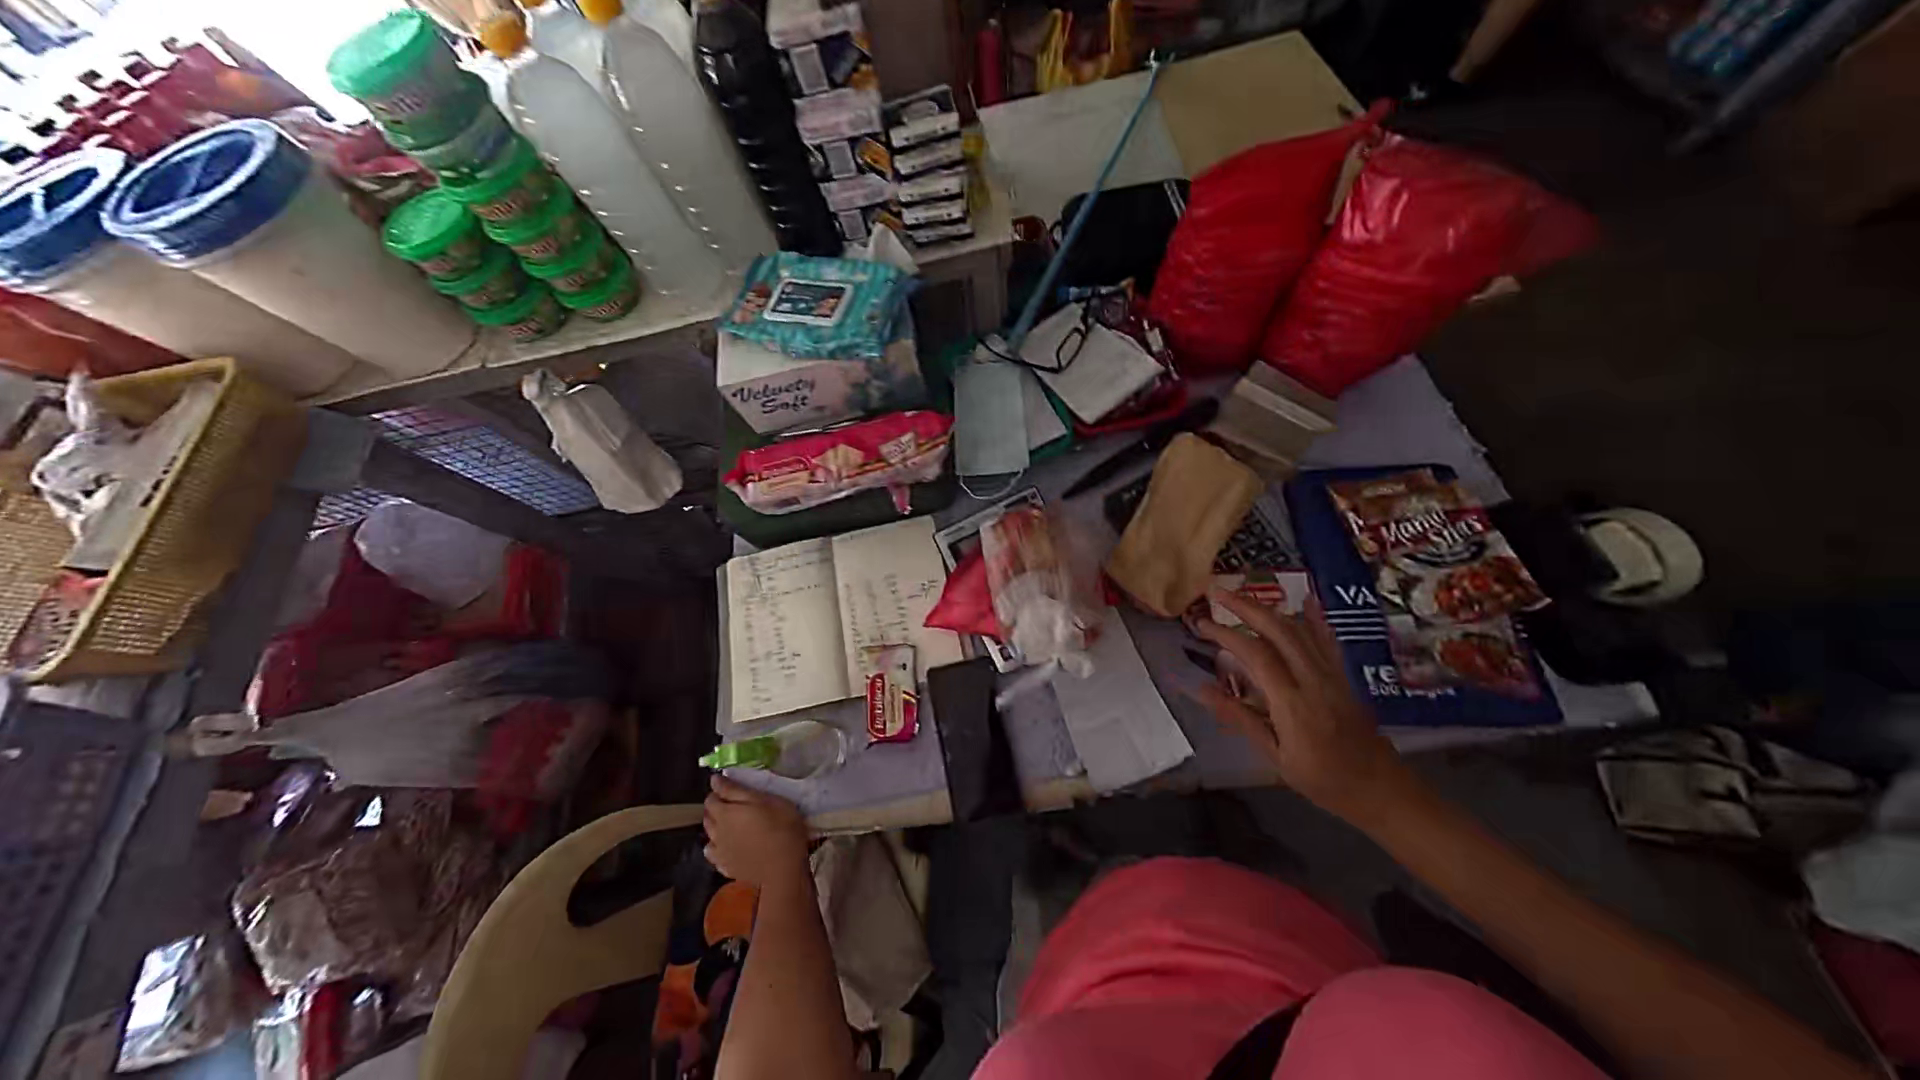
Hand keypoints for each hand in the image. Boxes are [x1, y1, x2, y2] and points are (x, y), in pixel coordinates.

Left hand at [704, 775, 810, 890]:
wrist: (783, 866)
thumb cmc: (780, 826)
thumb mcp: (764, 799)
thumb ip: (736, 790)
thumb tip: (714, 779)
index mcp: (724, 813)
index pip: (712, 797)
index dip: (720, 790)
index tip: (732, 788)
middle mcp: (716, 832)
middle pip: (708, 816)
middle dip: (716, 808)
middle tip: (734, 804)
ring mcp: (720, 852)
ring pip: (709, 835)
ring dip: (716, 827)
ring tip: (731, 824)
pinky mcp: (727, 868)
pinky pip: (714, 855)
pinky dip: (717, 848)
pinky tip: (728, 846)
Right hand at [1194, 590, 1421, 825]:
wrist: (1381, 790)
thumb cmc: (1323, 781)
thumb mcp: (1275, 756)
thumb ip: (1239, 717)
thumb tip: (1201, 689)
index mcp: (1293, 704)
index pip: (1255, 655)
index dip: (1226, 634)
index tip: (1201, 623)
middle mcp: (1315, 680)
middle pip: (1279, 629)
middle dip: (1246, 606)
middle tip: (1217, 593)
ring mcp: (1333, 675)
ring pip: (1300, 629)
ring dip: (1269, 608)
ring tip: (1242, 598)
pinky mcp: (1345, 675)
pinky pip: (1326, 638)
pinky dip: (1312, 617)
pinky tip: (1304, 600)